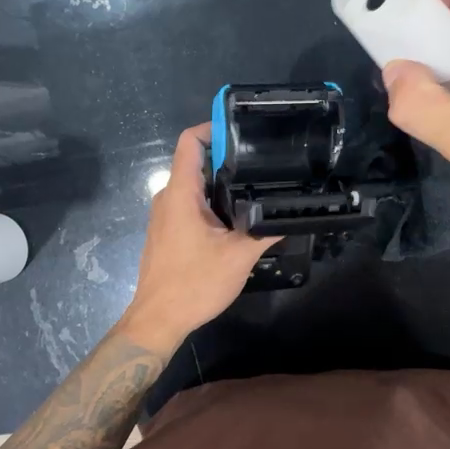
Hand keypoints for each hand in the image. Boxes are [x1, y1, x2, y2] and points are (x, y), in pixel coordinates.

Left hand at [118, 123, 277, 354]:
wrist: (158, 320)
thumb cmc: (194, 283)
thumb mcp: (239, 256)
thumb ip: (266, 230)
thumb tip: (290, 215)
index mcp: (180, 193)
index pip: (189, 141)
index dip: (213, 128)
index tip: (242, 131)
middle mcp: (167, 198)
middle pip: (195, 164)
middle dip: (227, 161)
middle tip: (260, 166)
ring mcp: (163, 218)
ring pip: (193, 189)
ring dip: (220, 188)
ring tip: (254, 194)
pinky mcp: (165, 235)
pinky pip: (188, 209)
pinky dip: (210, 207)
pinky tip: (234, 223)